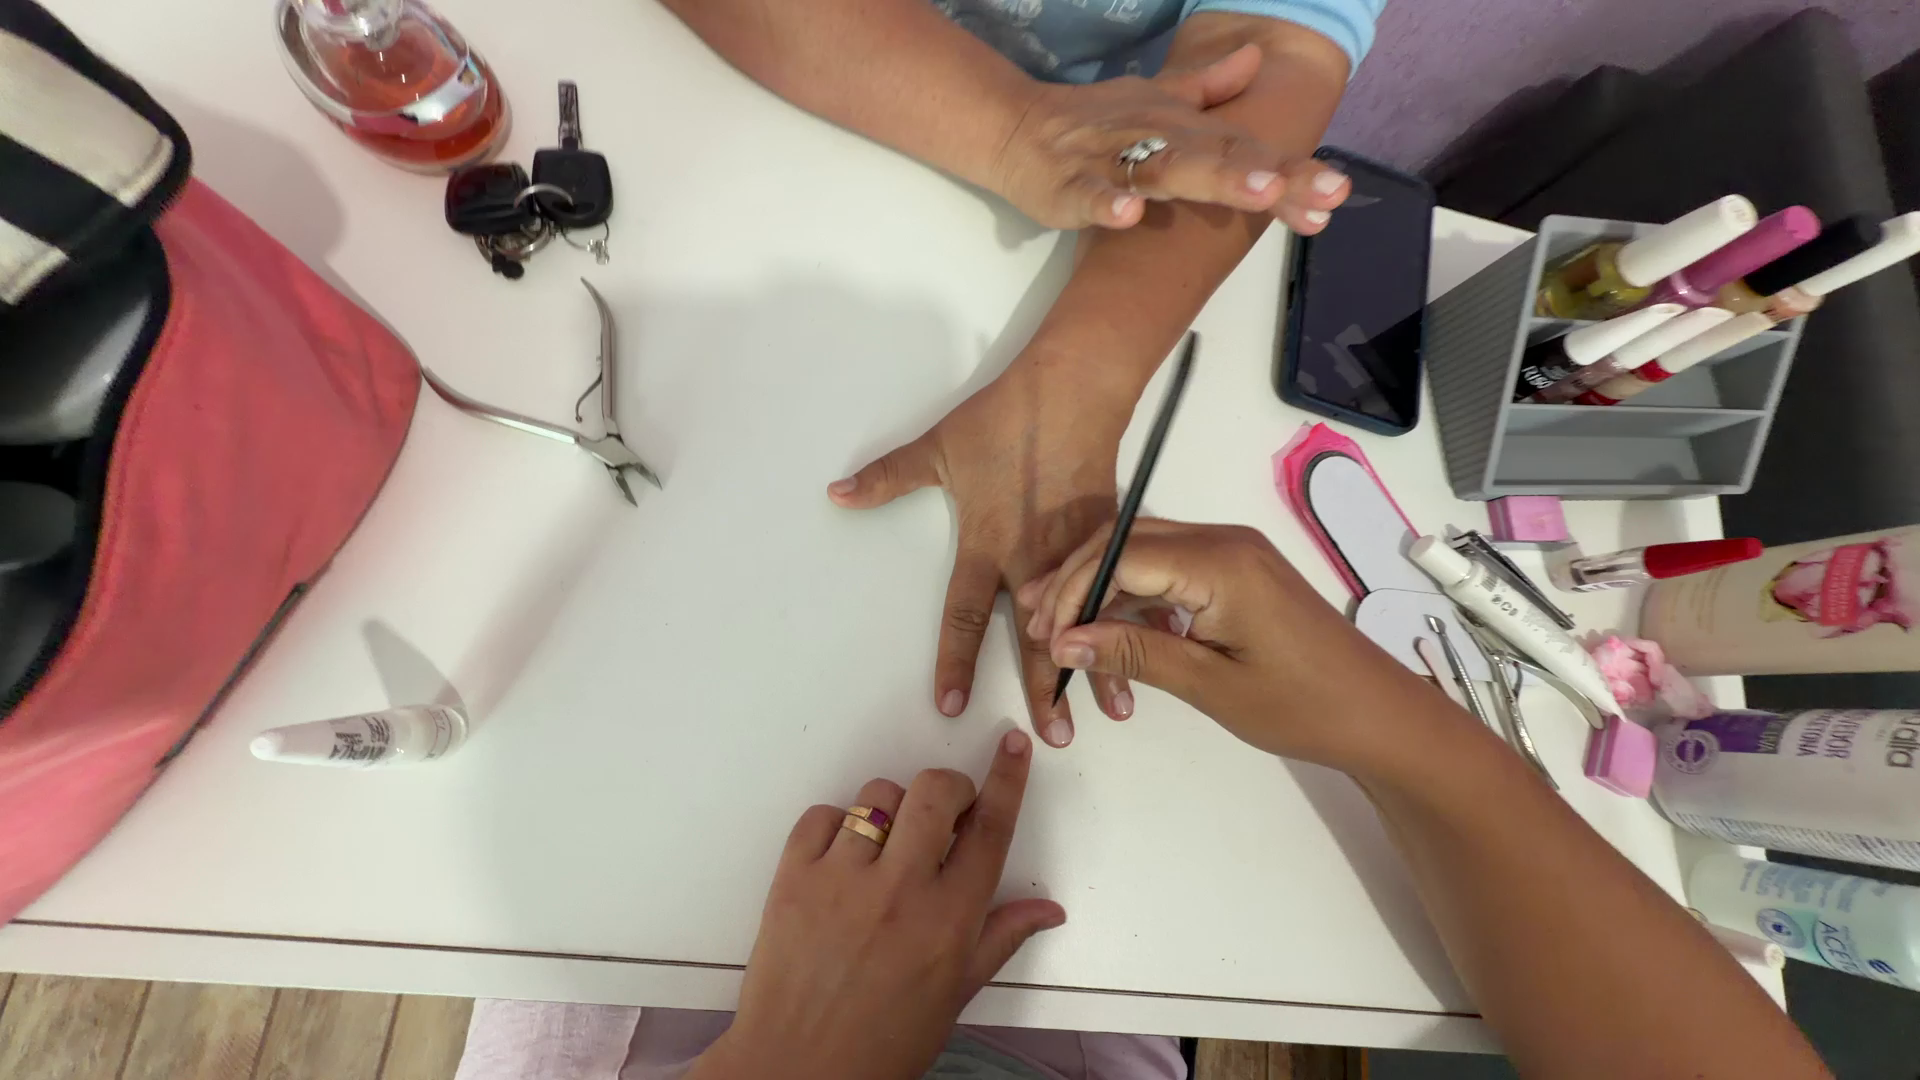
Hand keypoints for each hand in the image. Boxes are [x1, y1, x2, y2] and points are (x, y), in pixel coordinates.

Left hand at [695, 731, 1063, 1079]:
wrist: (794, 1072)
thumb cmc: (884, 1042)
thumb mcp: (955, 996)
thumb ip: (1001, 938)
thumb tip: (1049, 908)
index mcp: (948, 921)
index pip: (990, 830)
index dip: (1007, 778)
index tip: (1013, 744)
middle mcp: (899, 890)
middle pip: (935, 791)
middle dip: (949, 786)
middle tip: (945, 811)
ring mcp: (842, 878)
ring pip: (878, 794)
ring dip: (891, 809)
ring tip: (885, 845)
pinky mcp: (793, 876)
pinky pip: (822, 815)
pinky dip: (835, 825)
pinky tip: (841, 857)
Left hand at [829, 357, 1132, 747]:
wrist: (1070, 390)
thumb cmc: (1002, 419)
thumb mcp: (938, 448)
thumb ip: (889, 478)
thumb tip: (836, 493)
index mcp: (985, 547)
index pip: (963, 619)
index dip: (955, 665)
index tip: (951, 708)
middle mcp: (1030, 560)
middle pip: (1037, 637)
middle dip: (1045, 690)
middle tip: (1054, 737)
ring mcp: (1073, 549)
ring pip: (1085, 619)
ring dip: (1100, 665)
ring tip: (1116, 710)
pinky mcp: (1107, 531)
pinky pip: (1121, 583)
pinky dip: (1136, 615)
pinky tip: (1158, 640)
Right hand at [992, 44, 1348, 231]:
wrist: (1020, 128)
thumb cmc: (1093, 124)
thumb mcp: (1155, 104)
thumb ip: (1206, 91)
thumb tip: (1256, 61)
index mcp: (1180, 128)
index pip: (1244, 150)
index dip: (1292, 173)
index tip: (1335, 196)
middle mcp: (1156, 139)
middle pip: (1220, 158)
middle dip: (1273, 172)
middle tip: (1322, 191)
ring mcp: (1112, 161)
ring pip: (1166, 169)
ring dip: (1214, 179)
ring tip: (1262, 192)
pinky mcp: (1070, 185)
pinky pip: (1091, 194)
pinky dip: (1108, 204)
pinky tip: (1130, 215)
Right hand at [1019, 520, 1437, 770]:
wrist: (1381, 715)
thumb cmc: (1301, 706)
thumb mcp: (1208, 684)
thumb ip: (1132, 653)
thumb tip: (1063, 643)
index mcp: (1219, 562)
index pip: (1120, 558)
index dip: (1072, 593)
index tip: (1044, 637)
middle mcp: (1222, 539)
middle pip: (1125, 542)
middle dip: (1074, 580)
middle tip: (1033, 621)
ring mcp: (1231, 550)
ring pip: (1143, 551)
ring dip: (1100, 584)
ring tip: (1058, 624)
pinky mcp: (1236, 568)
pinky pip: (1169, 566)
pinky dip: (1134, 592)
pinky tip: (1111, 624)